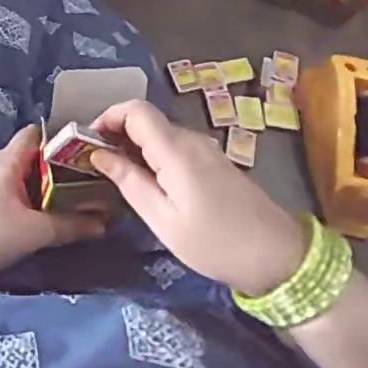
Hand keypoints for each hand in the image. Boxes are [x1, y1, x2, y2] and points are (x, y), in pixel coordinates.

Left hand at [0, 124, 105, 285]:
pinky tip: (59, 205)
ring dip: (53, 180)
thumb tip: (105, 225)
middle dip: (64, 163)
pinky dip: (40, 191)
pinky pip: (22, 185)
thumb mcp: (36, 232)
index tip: (86, 153)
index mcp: (7, 160)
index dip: (63, 139)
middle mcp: (0, 163)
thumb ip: (72, 225)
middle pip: (38, 152)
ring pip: (31, 170)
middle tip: (91, 176)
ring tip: (82, 190)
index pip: (38, 133)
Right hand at [89, 100, 306, 296]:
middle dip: (116, 134)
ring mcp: (206, 150)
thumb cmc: (215, 243)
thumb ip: (129, 181)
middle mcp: (192, 140)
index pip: (136, 110)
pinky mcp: (214, 163)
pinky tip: (148, 184)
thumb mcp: (163, 219)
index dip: (108, 117)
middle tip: (94, 165)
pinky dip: (153, 157)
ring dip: (134, 147)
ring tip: (116, 178)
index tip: (88, 143)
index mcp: (176, 150)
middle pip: (146, 120)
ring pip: (160, 135)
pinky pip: (175, 148)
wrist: (279, 257)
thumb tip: (99, 154)